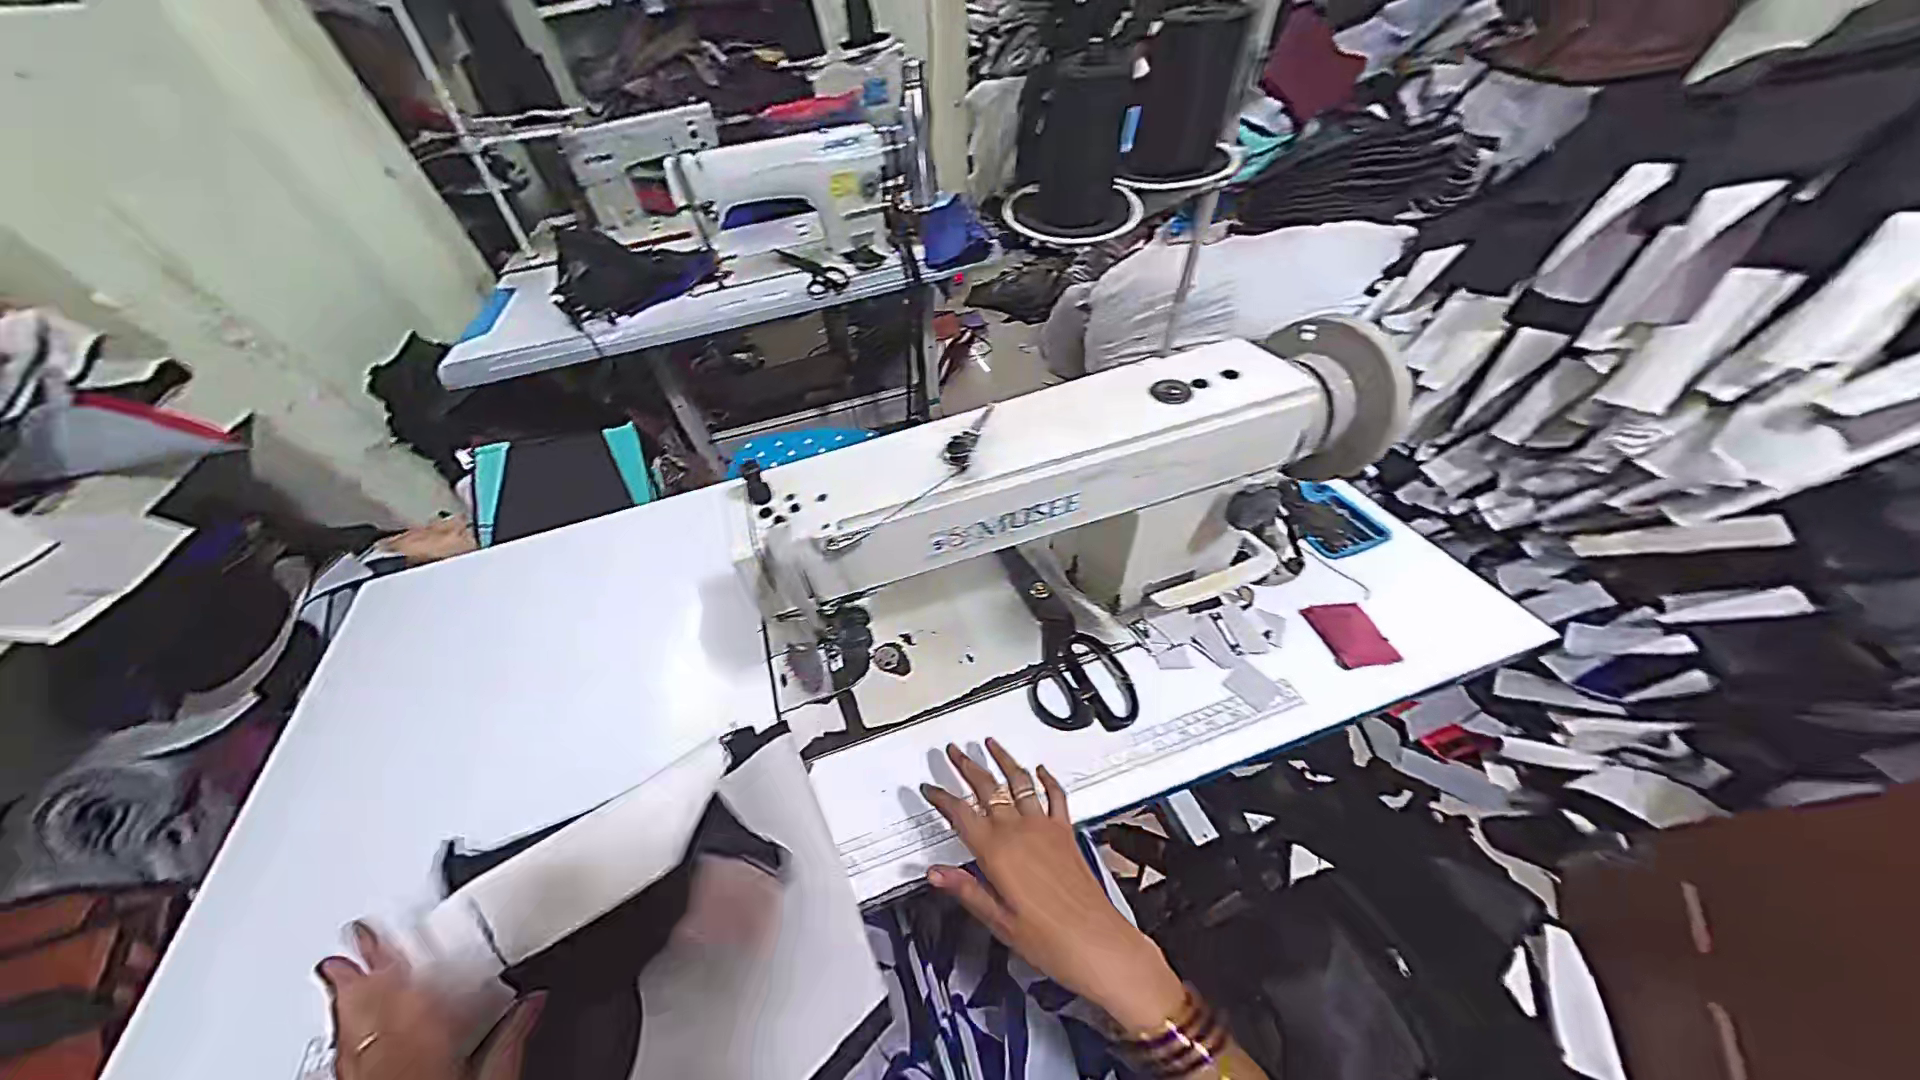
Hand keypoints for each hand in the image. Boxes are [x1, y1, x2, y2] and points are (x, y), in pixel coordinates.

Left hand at [317, 921, 543, 1079]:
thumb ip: (512, 1038)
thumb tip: (535, 1000)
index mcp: (429, 1056)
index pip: (414, 997)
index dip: (402, 961)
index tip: (395, 930)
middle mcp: (390, 1069)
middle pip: (376, 1013)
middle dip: (365, 974)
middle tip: (357, 937)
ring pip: (353, 1037)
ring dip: (349, 1000)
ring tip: (342, 969)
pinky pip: (348, 1060)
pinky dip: (348, 1032)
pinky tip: (347, 1020)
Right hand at [920, 740, 1187, 1031]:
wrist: (1095, 942)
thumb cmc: (1050, 940)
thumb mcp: (997, 921)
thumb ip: (965, 890)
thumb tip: (936, 874)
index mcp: (996, 852)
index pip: (960, 814)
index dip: (941, 798)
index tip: (930, 789)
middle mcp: (1019, 832)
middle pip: (987, 787)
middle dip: (967, 765)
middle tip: (955, 751)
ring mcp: (1044, 828)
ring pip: (1019, 781)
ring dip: (1003, 759)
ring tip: (992, 744)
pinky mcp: (1065, 832)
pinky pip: (1055, 796)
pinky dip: (1047, 778)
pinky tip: (1041, 769)